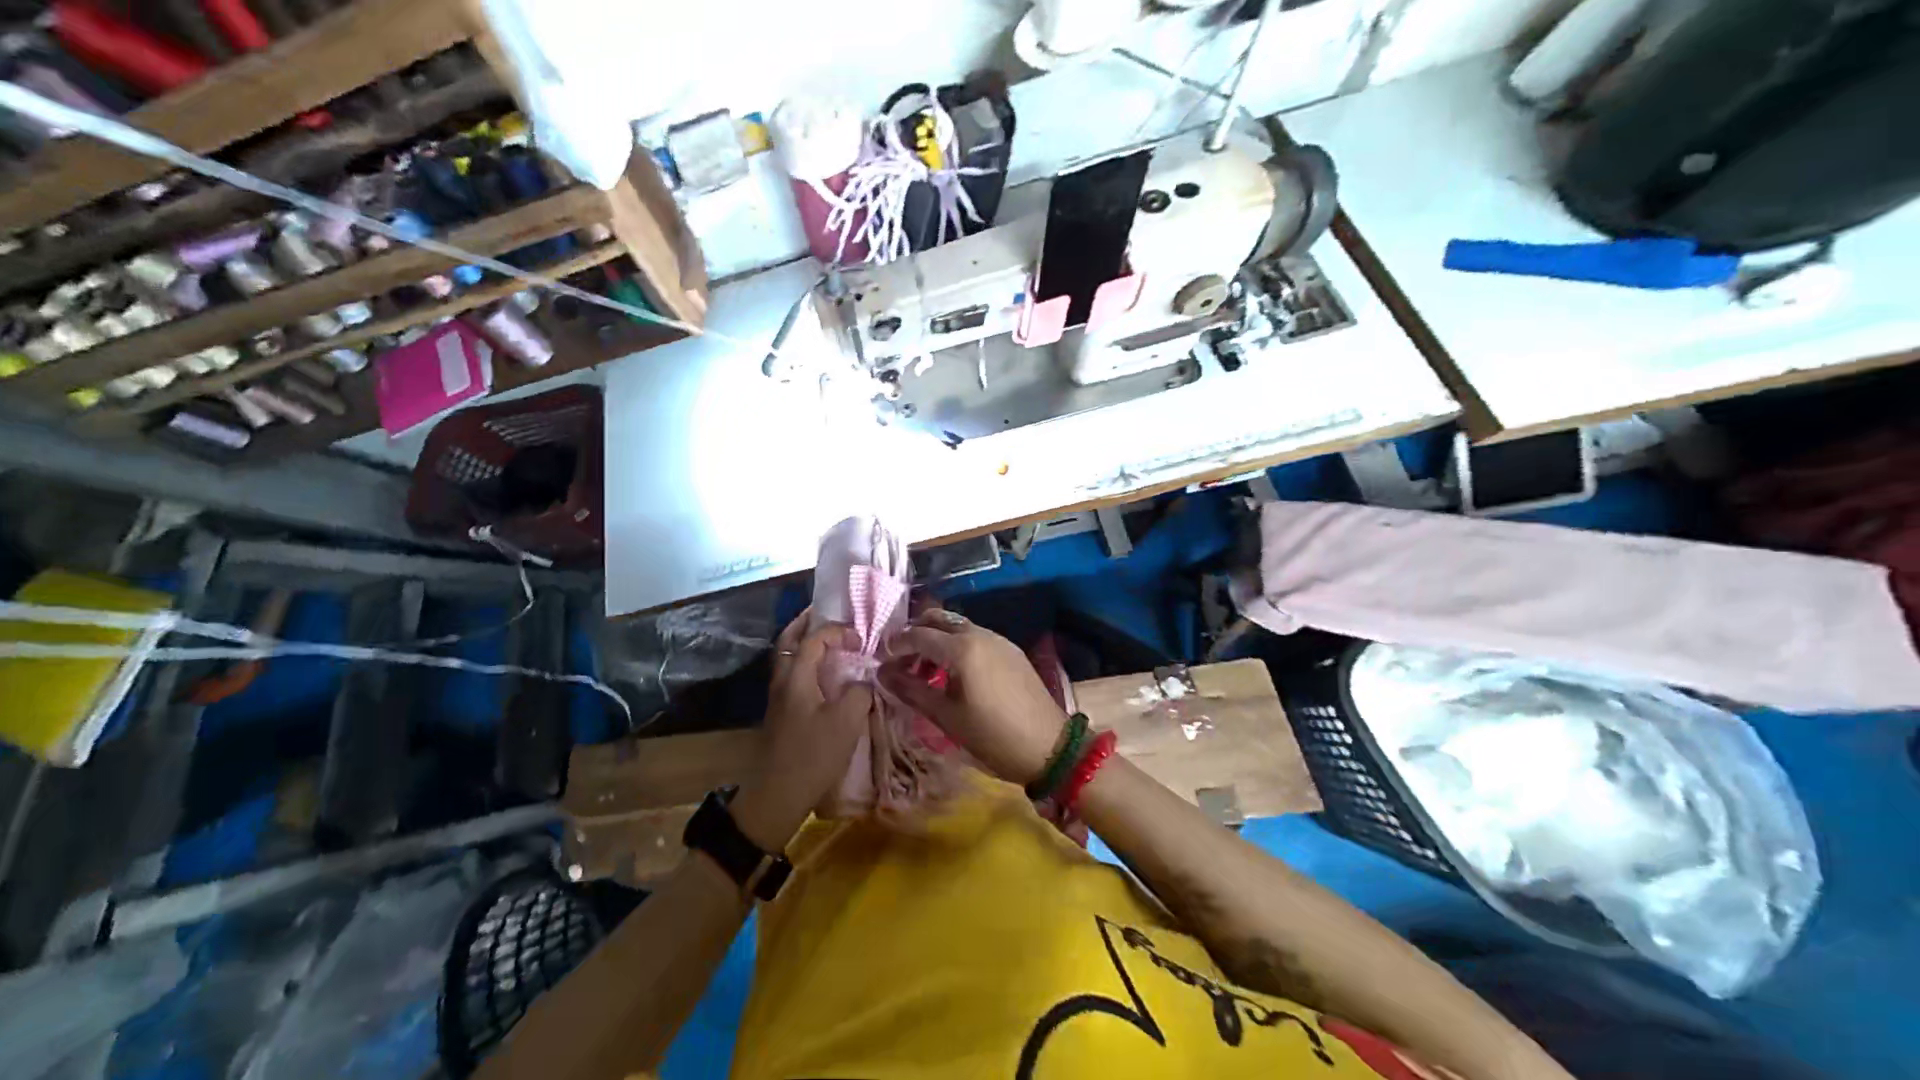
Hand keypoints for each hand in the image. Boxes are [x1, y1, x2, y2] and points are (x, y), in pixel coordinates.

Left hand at [732, 609, 869, 851]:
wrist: (778, 794)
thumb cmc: (813, 754)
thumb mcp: (847, 721)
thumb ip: (859, 692)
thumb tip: (864, 682)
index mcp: (797, 677)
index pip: (814, 638)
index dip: (838, 631)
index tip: (861, 638)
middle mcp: (782, 680)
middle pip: (789, 640)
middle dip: (807, 623)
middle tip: (827, 613)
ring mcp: (778, 698)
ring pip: (788, 658)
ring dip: (805, 642)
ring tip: (829, 640)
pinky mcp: (781, 714)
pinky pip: (793, 675)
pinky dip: (807, 663)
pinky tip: (824, 674)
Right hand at [878, 609, 1067, 785]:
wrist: (1049, 747)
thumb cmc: (992, 736)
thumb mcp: (947, 717)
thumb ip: (912, 690)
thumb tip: (882, 673)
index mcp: (962, 648)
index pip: (918, 635)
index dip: (896, 645)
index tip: (882, 660)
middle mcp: (980, 634)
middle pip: (938, 620)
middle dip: (916, 634)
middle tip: (902, 660)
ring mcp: (999, 640)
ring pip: (958, 627)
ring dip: (937, 640)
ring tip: (925, 671)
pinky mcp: (1011, 650)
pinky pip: (976, 637)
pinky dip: (957, 646)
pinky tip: (953, 674)